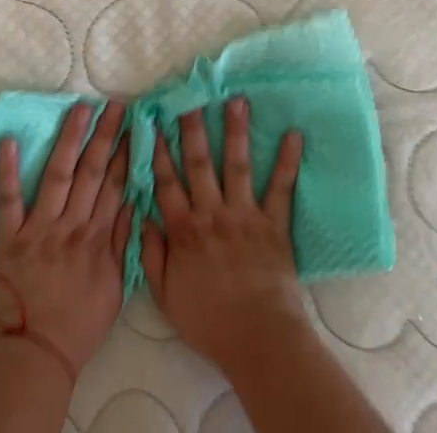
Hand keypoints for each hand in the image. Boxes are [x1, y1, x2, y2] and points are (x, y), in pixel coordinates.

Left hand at [0, 100, 130, 381]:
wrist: (37, 353)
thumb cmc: (78, 325)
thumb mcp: (115, 289)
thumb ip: (123, 244)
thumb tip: (133, 202)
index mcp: (98, 239)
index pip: (115, 186)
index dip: (125, 153)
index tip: (134, 125)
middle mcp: (72, 226)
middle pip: (92, 172)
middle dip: (105, 136)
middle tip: (116, 105)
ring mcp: (40, 229)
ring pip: (58, 175)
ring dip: (70, 139)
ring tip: (80, 109)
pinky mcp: (9, 238)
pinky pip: (8, 199)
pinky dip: (9, 170)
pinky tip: (11, 141)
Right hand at [140, 96, 306, 372]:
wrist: (258, 337)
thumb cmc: (209, 321)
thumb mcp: (165, 295)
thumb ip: (151, 254)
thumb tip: (142, 217)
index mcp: (183, 231)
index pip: (166, 183)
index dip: (158, 153)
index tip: (153, 124)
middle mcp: (212, 214)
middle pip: (199, 164)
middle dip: (193, 129)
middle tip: (191, 99)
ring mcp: (245, 216)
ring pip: (237, 165)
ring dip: (236, 131)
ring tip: (237, 101)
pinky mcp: (275, 224)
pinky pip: (281, 187)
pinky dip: (288, 161)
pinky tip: (294, 135)